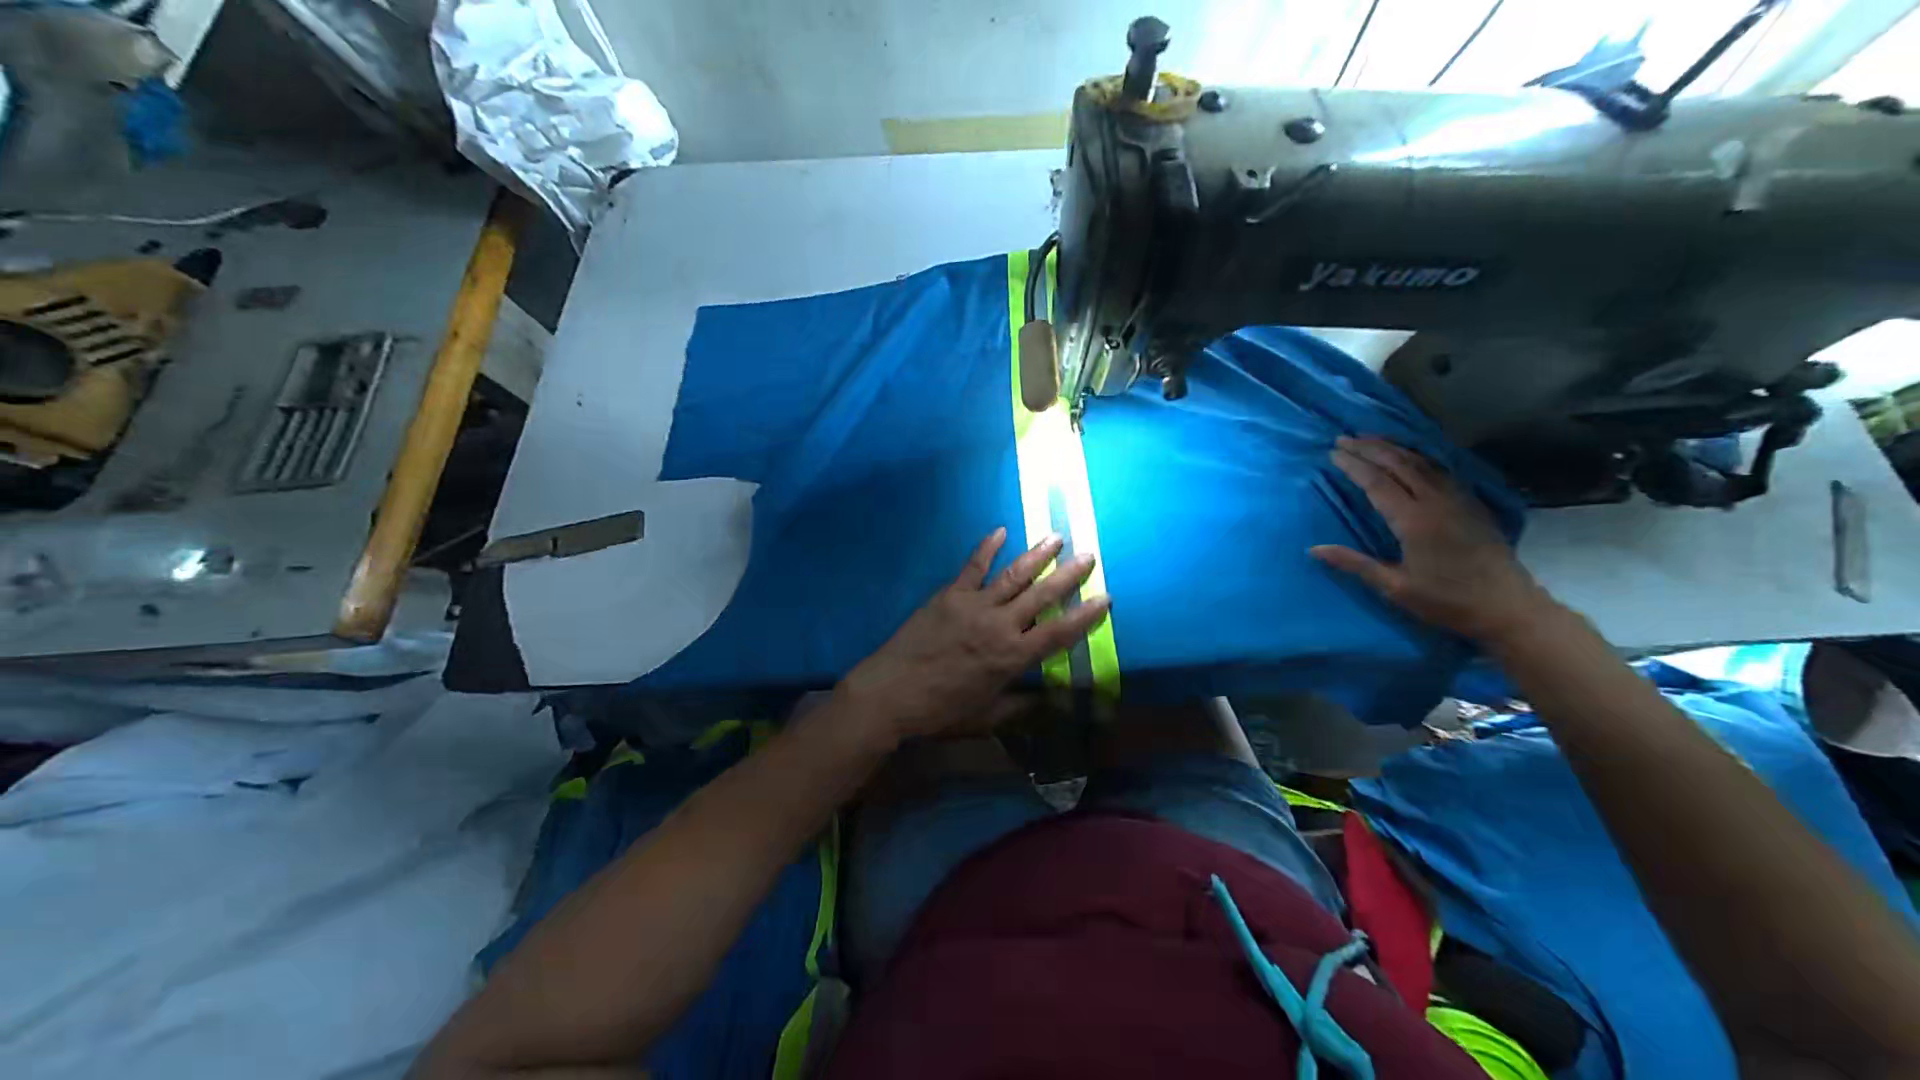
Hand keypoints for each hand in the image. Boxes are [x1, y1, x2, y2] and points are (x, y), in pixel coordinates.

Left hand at [839, 528, 1109, 740]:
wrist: (891, 693)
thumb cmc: (941, 710)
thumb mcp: (987, 717)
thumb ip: (1021, 707)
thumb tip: (1052, 701)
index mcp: (1012, 657)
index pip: (1058, 632)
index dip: (1084, 616)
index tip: (1105, 597)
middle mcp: (999, 625)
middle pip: (1042, 595)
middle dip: (1068, 575)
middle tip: (1089, 555)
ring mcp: (973, 605)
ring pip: (1013, 576)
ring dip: (1036, 556)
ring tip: (1056, 537)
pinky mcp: (949, 595)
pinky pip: (972, 568)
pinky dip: (985, 549)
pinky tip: (999, 531)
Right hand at [1310, 436, 1552, 644]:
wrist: (1507, 607)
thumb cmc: (1446, 601)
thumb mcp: (1394, 587)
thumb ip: (1355, 563)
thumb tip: (1314, 549)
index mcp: (1414, 521)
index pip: (1377, 483)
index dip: (1354, 465)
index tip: (1333, 452)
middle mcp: (1436, 502)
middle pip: (1399, 464)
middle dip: (1369, 448)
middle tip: (1344, 438)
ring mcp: (1458, 499)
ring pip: (1422, 462)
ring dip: (1393, 447)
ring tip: (1370, 438)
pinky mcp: (1472, 503)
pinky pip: (1441, 470)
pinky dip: (1419, 457)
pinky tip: (1410, 456)